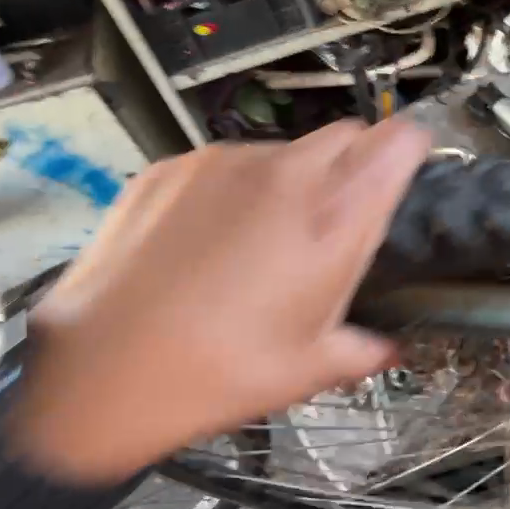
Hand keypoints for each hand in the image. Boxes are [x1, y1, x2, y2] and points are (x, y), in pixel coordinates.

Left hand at [7, 119, 431, 483]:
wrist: (98, 373)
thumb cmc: (218, 373)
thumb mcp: (307, 371)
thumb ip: (365, 350)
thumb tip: (390, 347)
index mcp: (334, 219)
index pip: (398, 142)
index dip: (411, 149)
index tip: (406, 168)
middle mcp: (288, 175)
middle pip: (347, 134)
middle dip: (356, 163)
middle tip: (335, 218)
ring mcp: (224, 163)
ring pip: (285, 149)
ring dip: (293, 179)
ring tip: (263, 239)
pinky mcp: (172, 166)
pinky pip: (227, 163)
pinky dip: (235, 188)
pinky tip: (209, 240)